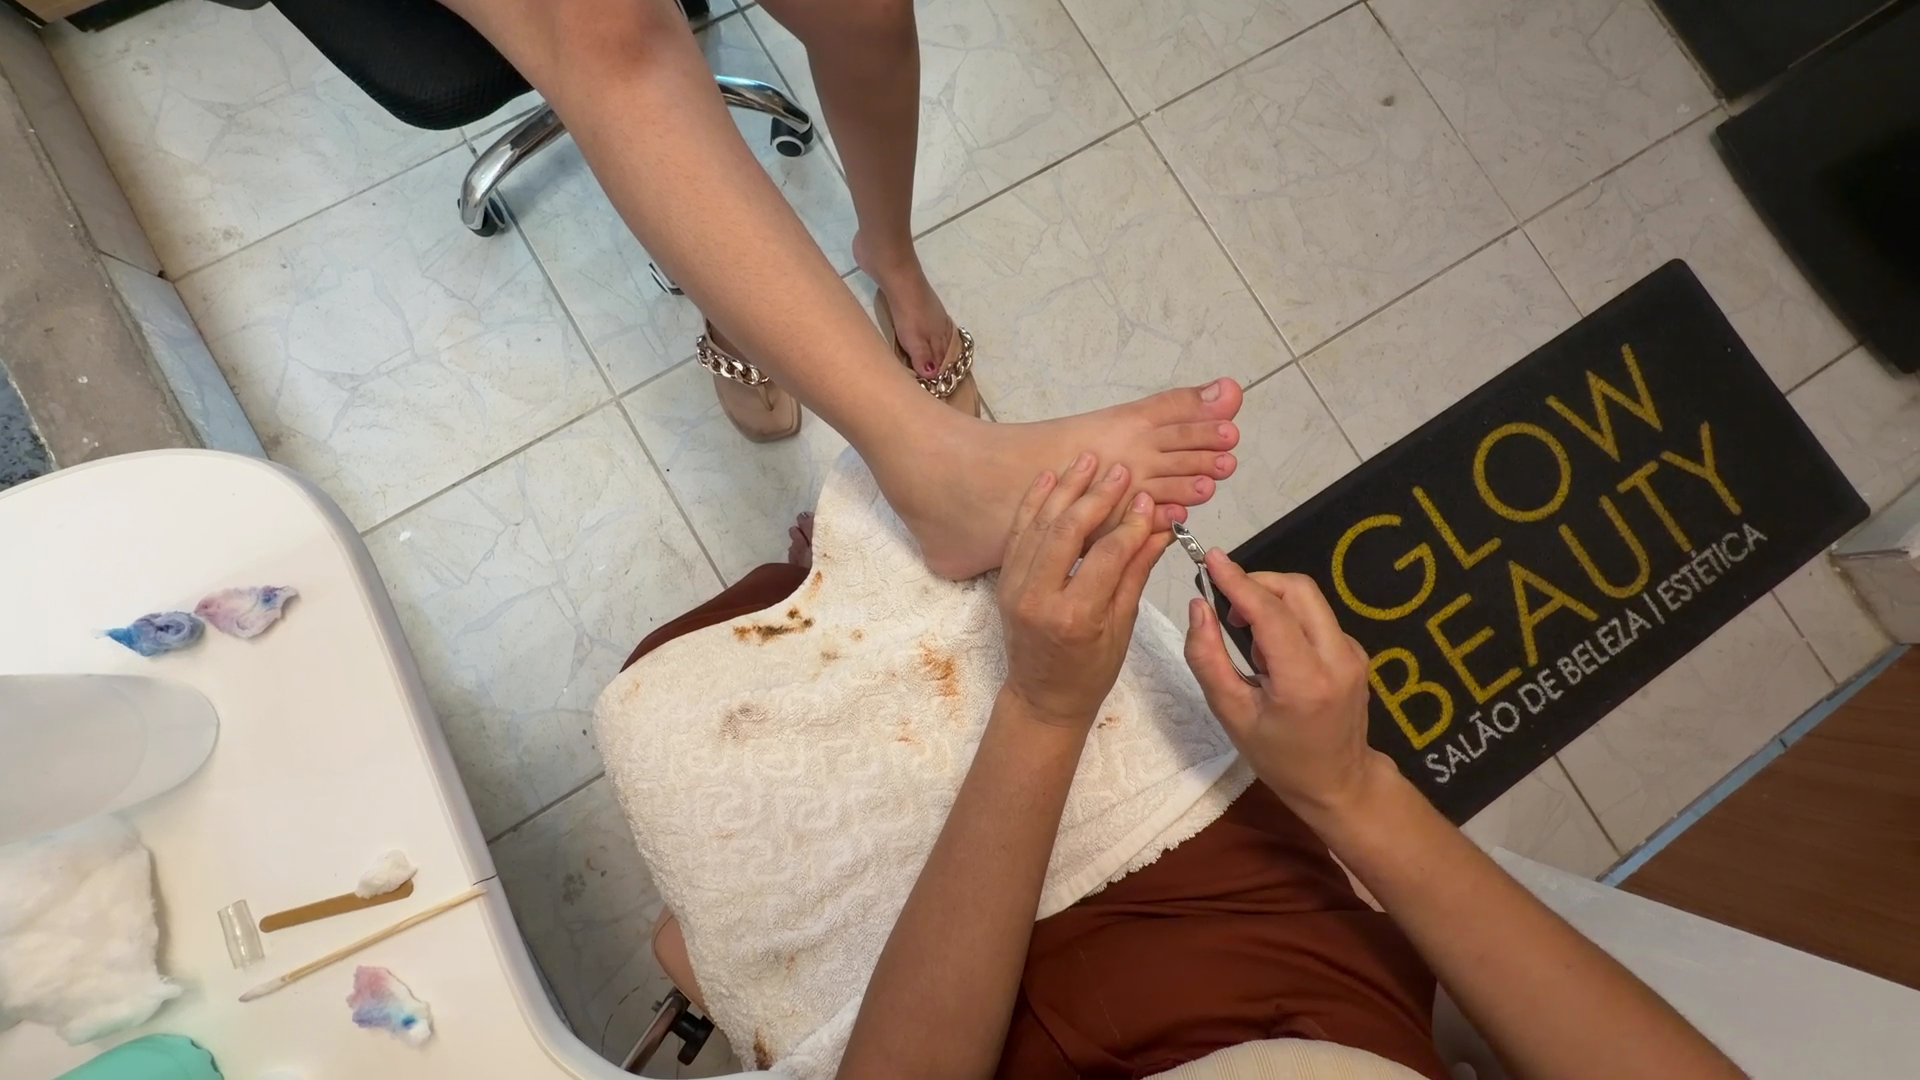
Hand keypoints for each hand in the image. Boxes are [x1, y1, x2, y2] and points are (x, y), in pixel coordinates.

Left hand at [996, 453, 1171, 727]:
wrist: (1041, 696)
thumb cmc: (1088, 671)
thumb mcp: (1121, 626)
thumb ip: (1136, 572)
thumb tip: (1161, 528)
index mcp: (1074, 616)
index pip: (1108, 555)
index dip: (1132, 524)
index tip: (1149, 500)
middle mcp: (1037, 597)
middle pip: (1068, 531)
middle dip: (1097, 496)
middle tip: (1119, 470)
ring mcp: (1014, 587)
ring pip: (1040, 525)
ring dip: (1064, 488)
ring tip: (1087, 460)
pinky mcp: (1004, 580)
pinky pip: (1019, 533)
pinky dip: (1034, 503)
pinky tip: (1050, 478)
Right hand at [1182, 551, 1396, 819]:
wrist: (1337, 783)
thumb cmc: (1277, 755)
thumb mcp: (1229, 712)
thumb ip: (1207, 657)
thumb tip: (1199, 606)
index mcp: (1305, 681)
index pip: (1271, 613)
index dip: (1238, 581)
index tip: (1210, 559)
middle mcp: (1338, 659)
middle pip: (1297, 590)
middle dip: (1256, 583)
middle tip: (1227, 605)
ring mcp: (1352, 653)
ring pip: (1307, 599)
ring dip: (1270, 601)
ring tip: (1247, 640)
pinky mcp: (1354, 652)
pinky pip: (1314, 616)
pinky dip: (1285, 617)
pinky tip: (1271, 653)